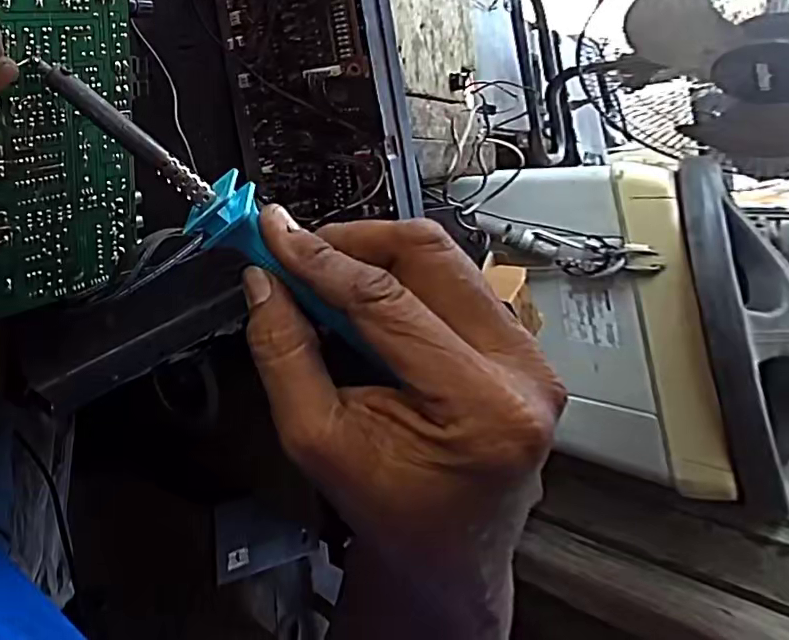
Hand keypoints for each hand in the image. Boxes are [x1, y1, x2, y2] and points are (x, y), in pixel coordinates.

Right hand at [242, 209, 564, 626]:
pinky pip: (447, 275)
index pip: (385, 298)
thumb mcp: (314, 439)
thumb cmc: (390, 512)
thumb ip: (283, 351)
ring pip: (438, 254)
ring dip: (370, 251)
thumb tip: (262, 280)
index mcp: (480, 406)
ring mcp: (525, 353)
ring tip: (324, 277)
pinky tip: (358, 296)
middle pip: (425, 253)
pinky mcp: (513, 344)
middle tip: (297, 253)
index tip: (274, 234)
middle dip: (350, 240)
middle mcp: (520, 370)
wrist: (447, 555)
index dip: (318, 258)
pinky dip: (393, 270)